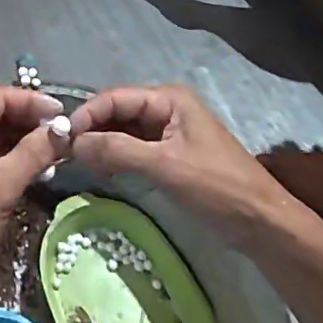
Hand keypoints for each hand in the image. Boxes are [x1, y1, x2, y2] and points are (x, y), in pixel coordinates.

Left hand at [0, 87, 63, 284]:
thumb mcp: (2, 184)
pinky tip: (40, 166)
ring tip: (59, 152)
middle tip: (65, 135)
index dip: (34, 102)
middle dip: (31, 123)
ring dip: (26, 141)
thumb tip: (65, 129)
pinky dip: (14, 157)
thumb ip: (34, 152)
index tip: (65, 115)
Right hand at [67, 86, 295, 245]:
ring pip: (122, 132)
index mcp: (168, 100)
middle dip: (91, 130)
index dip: (87, 115)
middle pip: (117, 113)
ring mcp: (168, 133)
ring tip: (77, 164)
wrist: (262, 223)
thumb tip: (73, 143)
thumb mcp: (164, 166)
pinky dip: (115, 158)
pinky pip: (132, 149)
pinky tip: (102, 171)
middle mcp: (166, 109)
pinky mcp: (169, 155)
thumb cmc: (217, 187)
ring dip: (101, 145)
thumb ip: (117, 150)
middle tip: (63, 153)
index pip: (115, 98)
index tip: (60, 137)